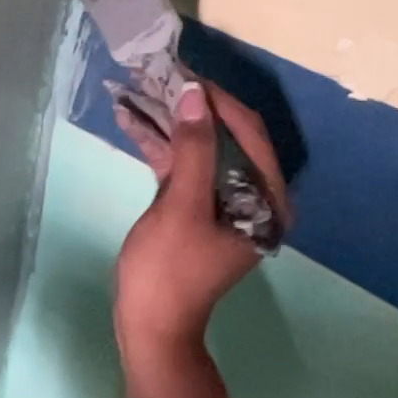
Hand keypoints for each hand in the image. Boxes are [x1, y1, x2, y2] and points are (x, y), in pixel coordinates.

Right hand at [114, 79, 290, 356]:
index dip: (218, 101)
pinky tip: (130, 120)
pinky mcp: (195, 207)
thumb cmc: (169, 271)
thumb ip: (194, 150)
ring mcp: (222, 201)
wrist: (149, 325)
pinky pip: (181, 167)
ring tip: (136, 88)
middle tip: (157, 74)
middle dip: (190, 106)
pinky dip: (159, 145)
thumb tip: (195, 96)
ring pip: (199, 148)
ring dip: (168, 121)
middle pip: (224, 136)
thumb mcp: (180, 207)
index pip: (249, 133)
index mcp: (267, 200)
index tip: (184, 72)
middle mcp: (253, 195)